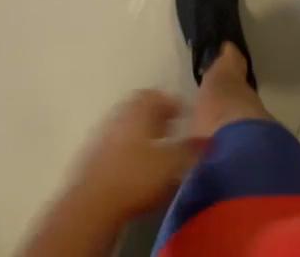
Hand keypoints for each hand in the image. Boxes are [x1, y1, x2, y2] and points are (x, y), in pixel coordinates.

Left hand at [65, 90, 200, 222]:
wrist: (91, 206)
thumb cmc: (136, 176)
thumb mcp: (172, 163)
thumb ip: (192, 148)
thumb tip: (209, 137)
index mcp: (139, 109)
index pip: (157, 94)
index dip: (173, 102)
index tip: (185, 113)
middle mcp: (119, 115)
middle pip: (139, 107)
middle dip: (156, 115)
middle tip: (171, 128)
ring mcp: (101, 134)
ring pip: (126, 125)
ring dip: (140, 132)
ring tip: (154, 148)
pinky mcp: (90, 156)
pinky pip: (114, 142)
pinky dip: (126, 148)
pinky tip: (133, 165)